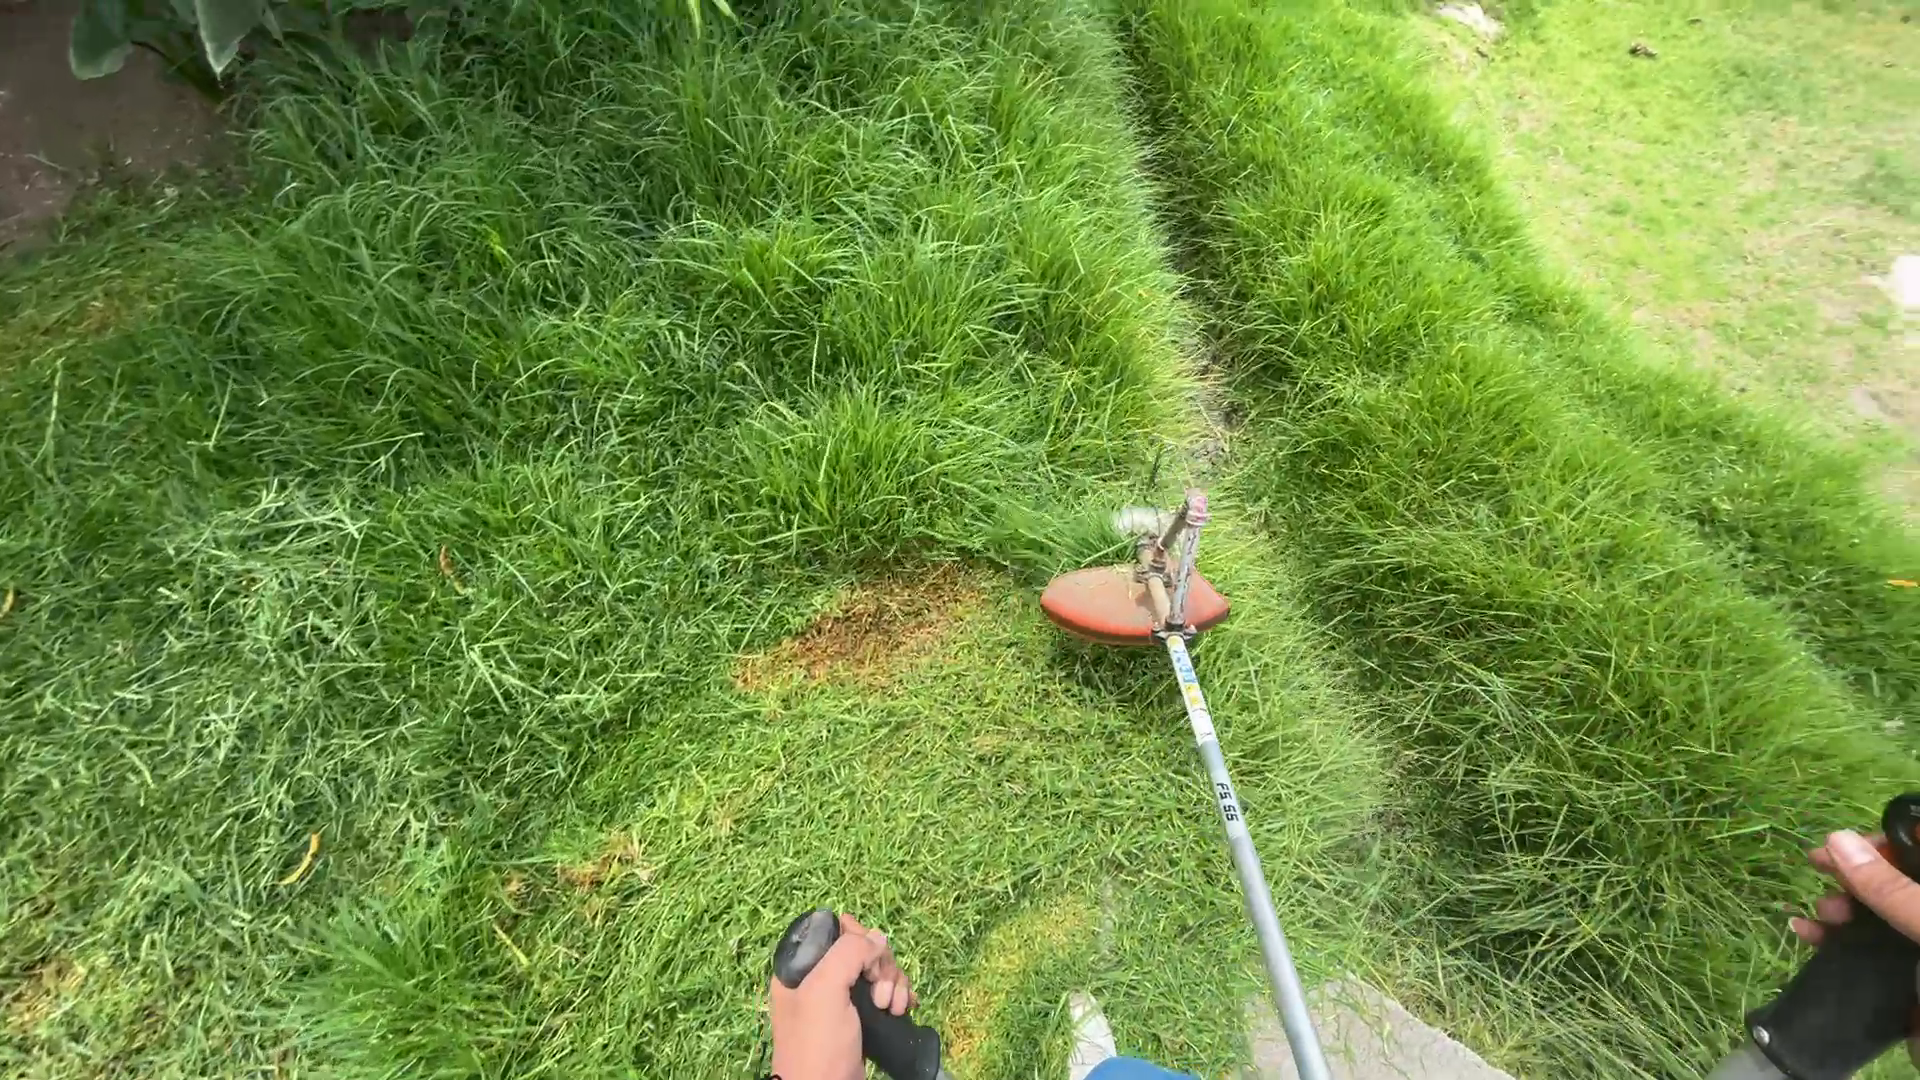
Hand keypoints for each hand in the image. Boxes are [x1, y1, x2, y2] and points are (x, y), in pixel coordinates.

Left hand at [770, 914, 917, 1079]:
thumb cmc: (818, 1044)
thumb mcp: (824, 989)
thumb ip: (849, 952)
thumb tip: (878, 939)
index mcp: (802, 966)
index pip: (835, 929)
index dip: (857, 938)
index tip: (866, 961)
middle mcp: (820, 977)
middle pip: (862, 948)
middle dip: (880, 966)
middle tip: (879, 993)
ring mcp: (842, 999)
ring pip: (878, 968)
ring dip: (893, 982)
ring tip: (891, 1007)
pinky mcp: (861, 1017)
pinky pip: (887, 989)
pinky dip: (899, 994)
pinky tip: (902, 1009)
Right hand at [1790, 829, 1919, 1066]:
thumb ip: (1897, 892)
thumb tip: (1837, 838)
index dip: (1886, 843)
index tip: (1846, 842)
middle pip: (1892, 880)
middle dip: (1853, 872)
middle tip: (1818, 865)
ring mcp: (1914, 947)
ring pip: (1871, 911)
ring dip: (1838, 904)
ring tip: (1825, 914)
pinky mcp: (1899, 973)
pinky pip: (1857, 944)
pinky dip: (1827, 934)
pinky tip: (1805, 931)